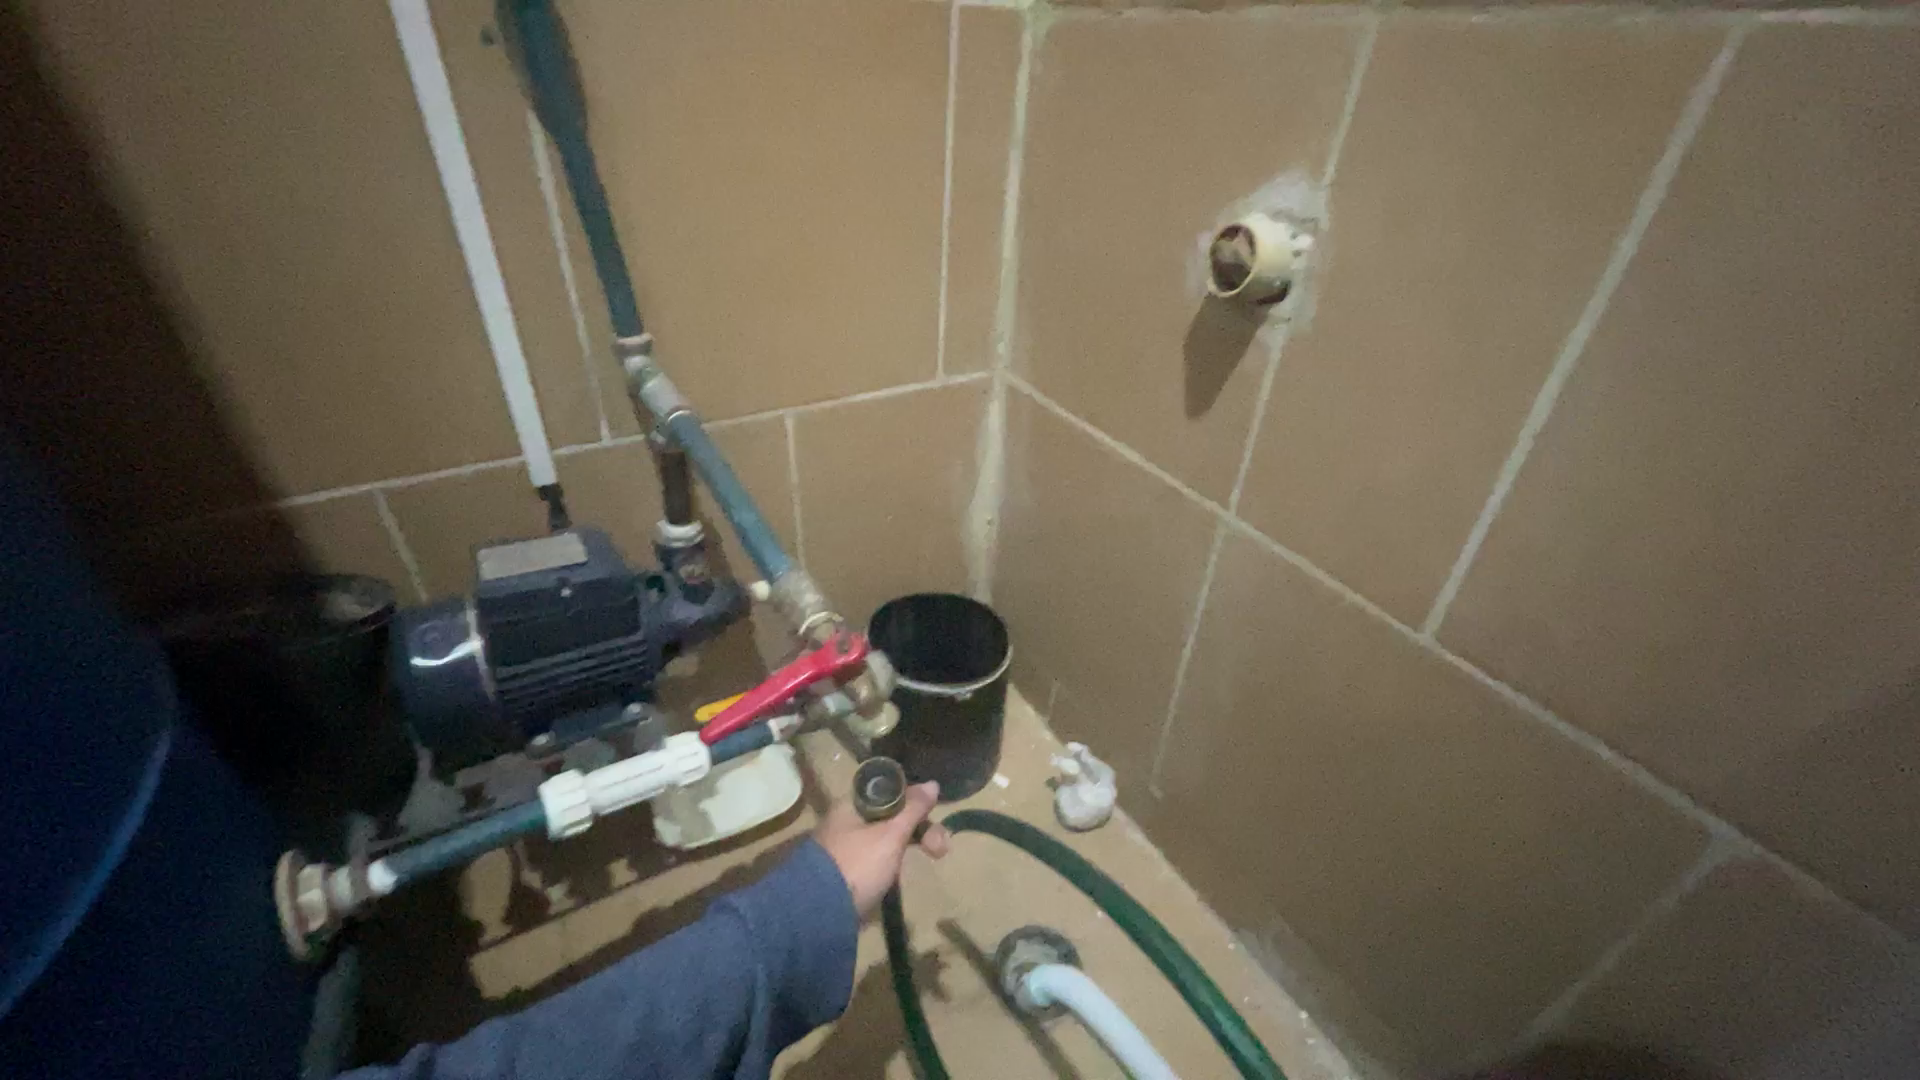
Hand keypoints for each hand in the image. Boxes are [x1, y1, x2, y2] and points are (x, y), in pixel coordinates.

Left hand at [814, 781, 950, 916]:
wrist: (819, 913)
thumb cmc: (858, 864)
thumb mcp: (890, 834)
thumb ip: (913, 809)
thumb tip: (932, 783)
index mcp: (853, 804)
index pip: (892, 791)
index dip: (916, 800)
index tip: (933, 815)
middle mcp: (848, 820)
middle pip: (893, 815)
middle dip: (921, 829)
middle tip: (941, 849)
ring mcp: (847, 847)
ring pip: (887, 837)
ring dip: (910, 845)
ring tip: (931, 860)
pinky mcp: (848, 872)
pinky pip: (877, 858)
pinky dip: (893, 862)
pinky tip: (901, 874)